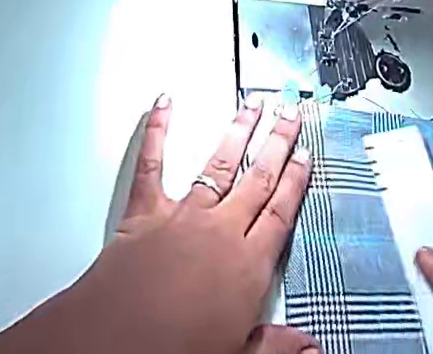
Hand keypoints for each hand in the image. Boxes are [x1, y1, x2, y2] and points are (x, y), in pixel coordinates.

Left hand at [0, 96, 314, 353]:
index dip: (295, 182)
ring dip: (237, 131)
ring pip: (218, 163)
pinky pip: (153, 162)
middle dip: (276, 143)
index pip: (280, 213)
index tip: (305, 156)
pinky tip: (164, 104)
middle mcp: (220, 230)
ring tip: (250, 105)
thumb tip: (310, 348)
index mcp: (247, 266)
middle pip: (257, 179)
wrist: (121, 344)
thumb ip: (276, 343)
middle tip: (289, 114)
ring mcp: (184, 214)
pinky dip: (157, 130)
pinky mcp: (148, 209)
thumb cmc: (177, 352)